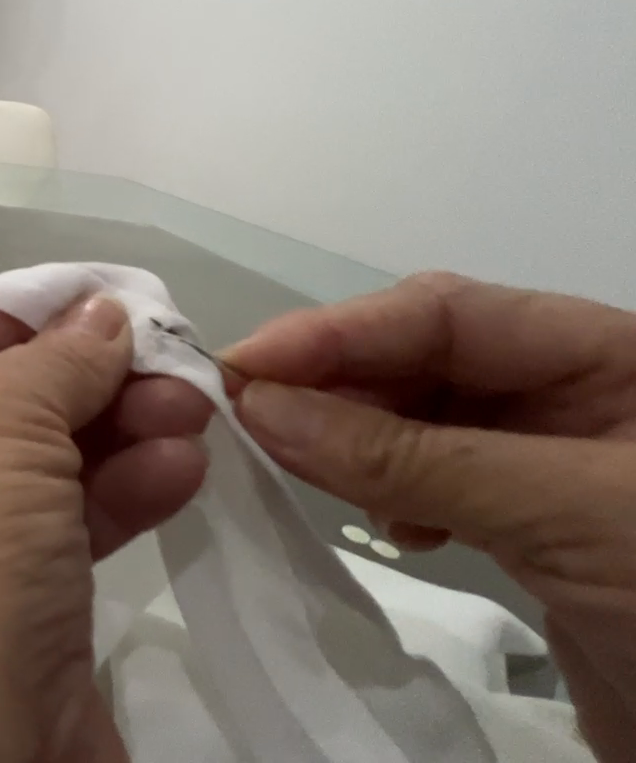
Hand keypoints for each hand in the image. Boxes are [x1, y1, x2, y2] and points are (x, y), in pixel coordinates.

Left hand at [0, 295, 212, 762]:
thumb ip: (50, 358)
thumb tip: (101, 315)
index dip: (8, 309)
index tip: (95, 297)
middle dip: (79, 372)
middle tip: (166, 356)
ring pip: (39, 457)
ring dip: (116, 425)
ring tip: (192, 403)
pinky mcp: (11, 598)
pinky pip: (68, 521)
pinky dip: (123, 488)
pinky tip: (183, 463)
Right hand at [226, 272, 635, 759]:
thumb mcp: (571, 518)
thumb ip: (405, 456)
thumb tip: (254, 405)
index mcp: (618, 361)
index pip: (444, 313)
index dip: (334, 331)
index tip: (242, 367)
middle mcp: (581, 398)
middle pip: (418, 358)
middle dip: (331, 384)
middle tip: (250, 417)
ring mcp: (551, 464)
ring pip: (410, 420)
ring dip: (346, 441)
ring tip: (302, 469)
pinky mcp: (531, 526)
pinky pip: (425, 480)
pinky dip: (381, 493)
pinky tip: (390, 526)